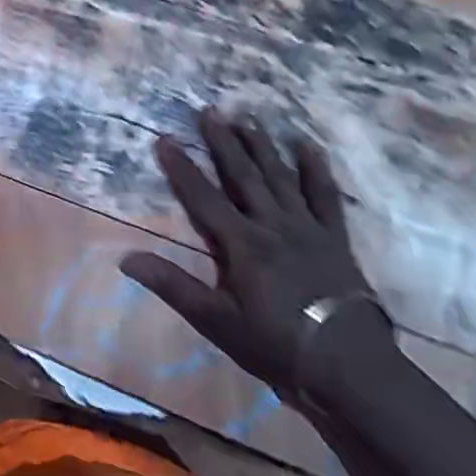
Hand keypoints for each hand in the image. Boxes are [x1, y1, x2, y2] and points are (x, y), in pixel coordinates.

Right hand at [120, 108, 389, 398]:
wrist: (349, 365)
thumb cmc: (274, 343)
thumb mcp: (215, 320)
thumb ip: (173, 285)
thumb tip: (126, 259)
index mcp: (242, 244)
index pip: (203, 197)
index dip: (182, 167)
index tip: (165, 138)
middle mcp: (272, 225)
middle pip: (243, 176)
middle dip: (224, 142)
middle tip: (210, 110)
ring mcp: (307, 228)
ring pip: (280, 177)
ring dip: (262, 146)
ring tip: (247, 118)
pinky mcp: (335, 238)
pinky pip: (325, 196)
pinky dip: (316, 170)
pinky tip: (308, 146)